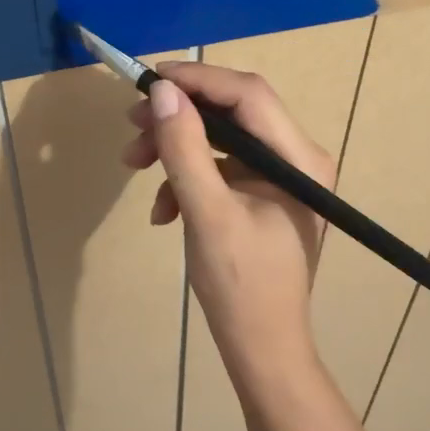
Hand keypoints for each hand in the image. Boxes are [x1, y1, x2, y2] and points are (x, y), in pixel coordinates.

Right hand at [120, 62, 335, 372]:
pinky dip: (186, 178)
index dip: (197, 79)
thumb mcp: (206, 214)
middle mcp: (296, 157)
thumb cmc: (241, 288)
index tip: (147, 79)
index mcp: (299, 159)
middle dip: (178, 116)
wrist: (262, 351)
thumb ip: (185, 149)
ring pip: (220, 137)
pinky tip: (163, 212)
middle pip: (232, 111)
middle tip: (131, 125)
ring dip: (175, 147)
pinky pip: (219, 166)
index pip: (247, 94)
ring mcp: (279, 176)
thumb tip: (161, 92)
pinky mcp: (261, 194)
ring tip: (134, 164)